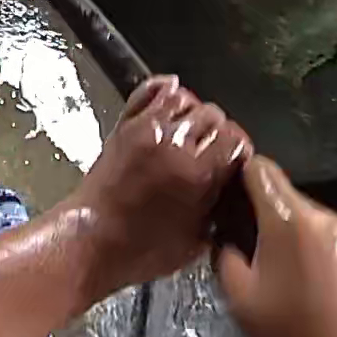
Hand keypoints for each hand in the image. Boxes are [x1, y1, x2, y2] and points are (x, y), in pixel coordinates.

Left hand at [61, 76, 250, 293]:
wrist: (96, 233)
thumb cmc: (148, 246)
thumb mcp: (200, 233)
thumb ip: (220, 199)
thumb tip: (231, 177)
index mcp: (196, 172)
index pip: (234, 139)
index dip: (240, 148)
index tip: (238, 158)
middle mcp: (172, 142)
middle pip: (211, 115)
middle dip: (220, 130)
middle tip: (216, 146)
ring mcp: (144, 127)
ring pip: (181, 98)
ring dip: (193, 110)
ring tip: (193, 127)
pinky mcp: (123, 123)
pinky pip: (147, 92)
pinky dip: (162, 90)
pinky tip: (171, 97)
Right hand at [214, 157, 336, 336]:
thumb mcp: (237, 296)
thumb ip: (223, 251)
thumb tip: (226, 236)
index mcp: (290, 220)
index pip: (260, 167)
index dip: (238, 174)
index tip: (225, 192)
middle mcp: (327, 223)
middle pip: (284, 196)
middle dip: (263, 213)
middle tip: (248, 246)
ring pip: (309, 222)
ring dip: (291, 236)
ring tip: (280, 275)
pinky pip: (333, 247)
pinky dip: (316, 257)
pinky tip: (312, 294)